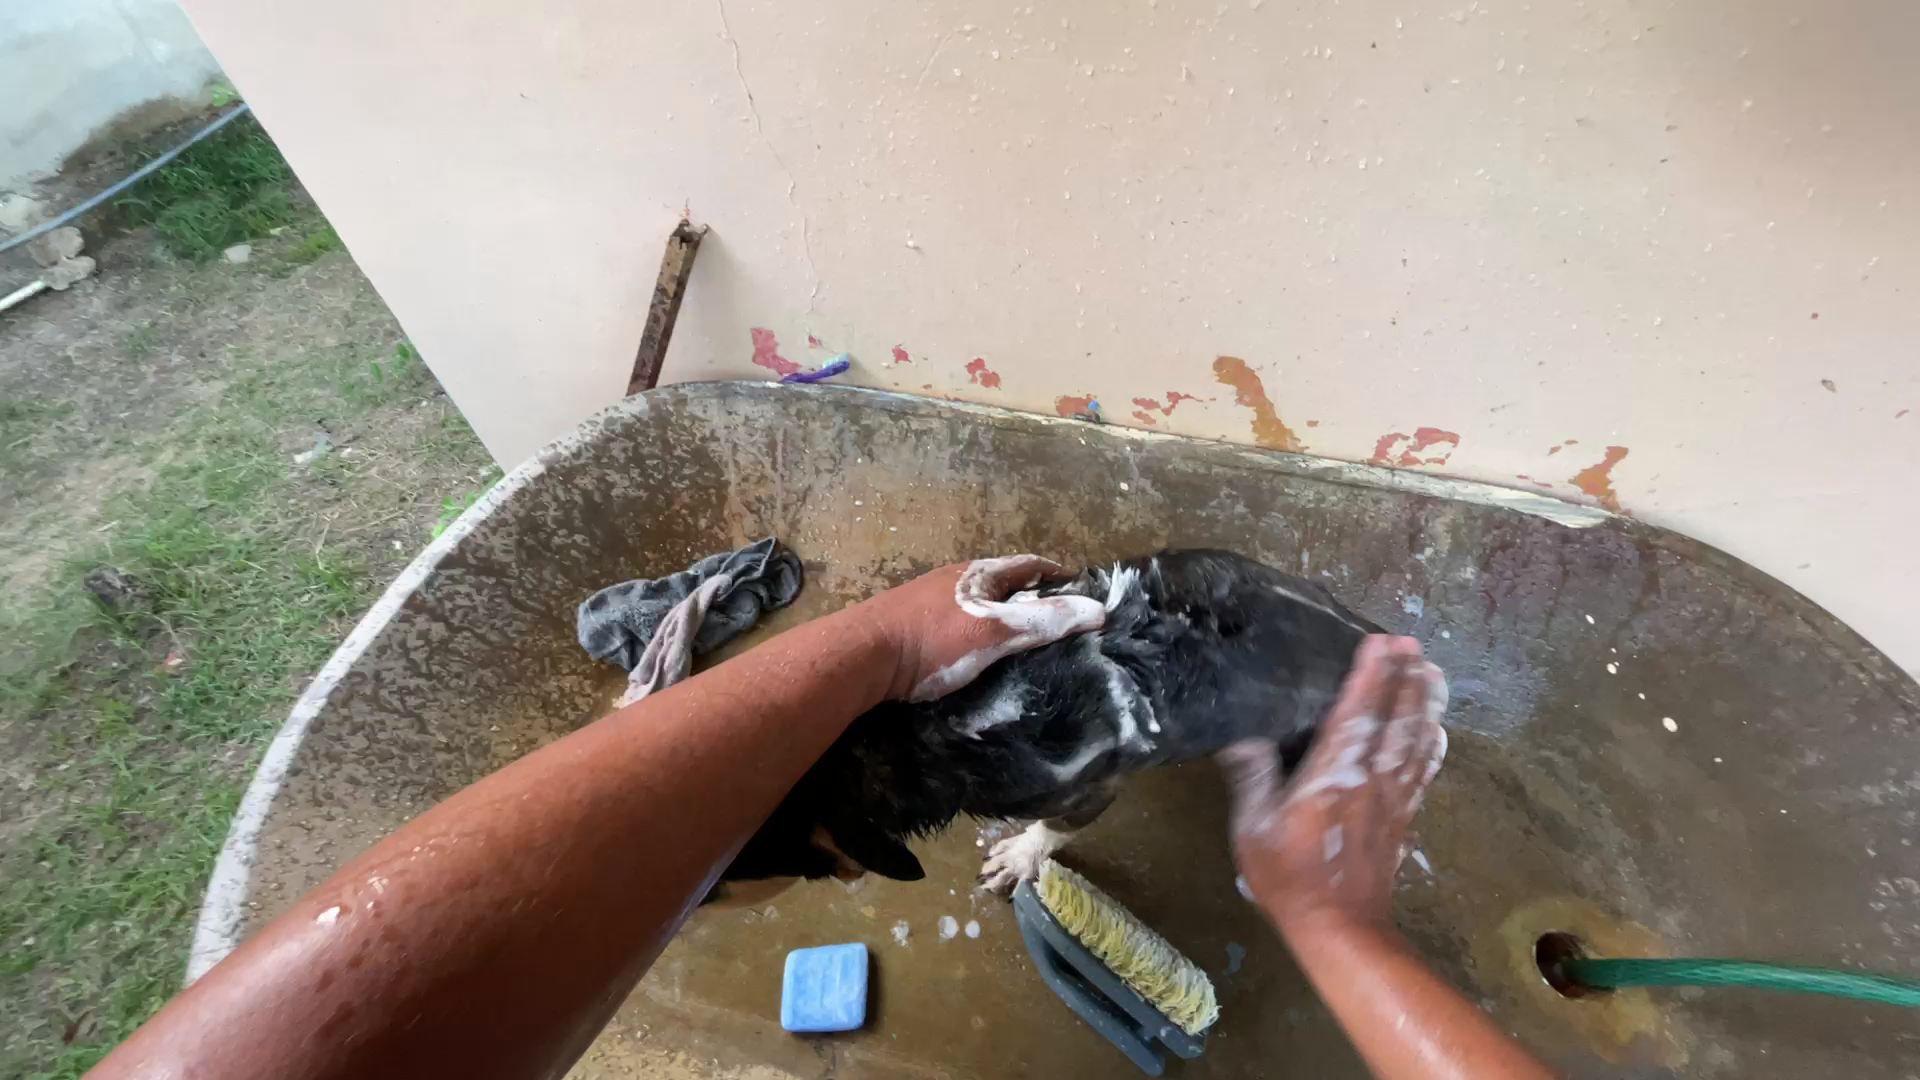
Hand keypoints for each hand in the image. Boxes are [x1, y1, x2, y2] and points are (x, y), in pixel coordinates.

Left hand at [860, 555, 1106, 701]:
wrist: (861, 656)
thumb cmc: (932, 640)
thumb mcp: (993, 631)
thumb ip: (1043, 621)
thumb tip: (1098, 610)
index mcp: (979, 573)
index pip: (1030, 564)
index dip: (1058, 575)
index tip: (1082, 592)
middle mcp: (956, 579)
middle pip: (1006, 583)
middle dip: (1034, 598)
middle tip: (1060, 624)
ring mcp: (932, 601)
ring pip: (981, 604)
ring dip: (1005, 617)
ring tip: (1026, 644)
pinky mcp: (915, 625)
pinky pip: (960, 622)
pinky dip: (981, 632)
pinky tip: (981, 654)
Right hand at [1218, 635, 1447, 933]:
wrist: (1339, 929)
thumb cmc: (1287, 874)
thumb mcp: (1253, 826)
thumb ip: (1250, 776)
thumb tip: (1239, 734)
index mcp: (1333, 776)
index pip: (1355, 714)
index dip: (1370, 675)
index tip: (1382, 641)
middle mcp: (1370, 780)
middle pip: (1394, 721)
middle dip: (1404, 679)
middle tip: (1414, 644)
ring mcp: (1392, 799)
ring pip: (1414, 742)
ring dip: (1424, 704)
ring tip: (1433, 671)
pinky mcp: (1403, 818)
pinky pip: (1422, 772)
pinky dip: (1431, 745)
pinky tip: (1437, 730)